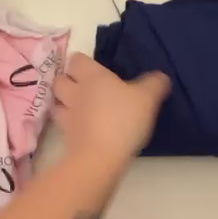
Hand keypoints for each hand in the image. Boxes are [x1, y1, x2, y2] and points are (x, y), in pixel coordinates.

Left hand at [52, 53, 169, 169]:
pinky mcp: (67, 139)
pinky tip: (81, 129)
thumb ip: (155, 84)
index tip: (95, 70)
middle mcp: (75, 93)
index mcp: (92, 77)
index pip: (76, 59)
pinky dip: (69, 126)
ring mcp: (68, 117)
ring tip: (78, 109)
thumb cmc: (123, 121)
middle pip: (60, 80)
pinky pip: (63, 126)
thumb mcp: (148, 98)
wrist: (101, 159)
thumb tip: (160, 77)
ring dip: (64, 103)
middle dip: (68, 82)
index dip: (83, 63)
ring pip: (57, 103)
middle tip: (83, 89)